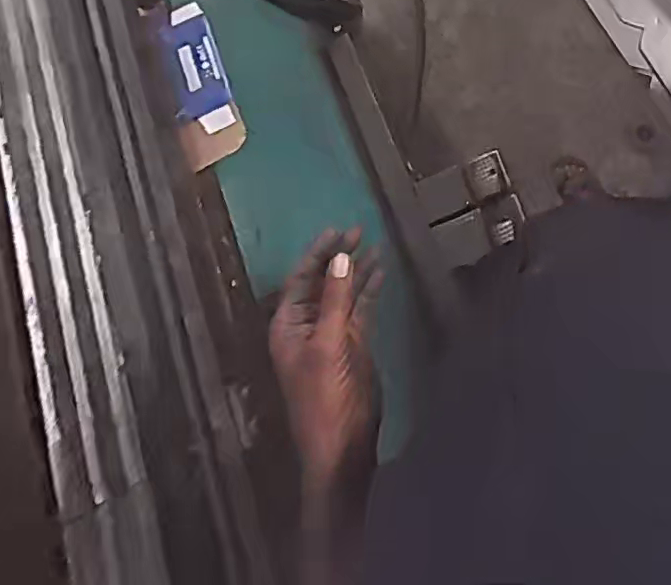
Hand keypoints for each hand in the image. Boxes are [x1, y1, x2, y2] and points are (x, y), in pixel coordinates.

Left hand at [269, 229, 382, 495]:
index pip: (301, 279)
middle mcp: (308, 324)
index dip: (318, 253)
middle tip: (359, 229)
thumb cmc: (325, 395)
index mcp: (289, 325)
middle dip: (339, 256)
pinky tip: (381, 271)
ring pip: (344, 291)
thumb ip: (336, 299)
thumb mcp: (328, 343)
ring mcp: (332, 332)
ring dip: (357, 268)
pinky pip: (361, 306)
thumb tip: (341, 258)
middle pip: (323, 281)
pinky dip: (370, 288)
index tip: (337, 230)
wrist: (343, 441)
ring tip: (374, 243)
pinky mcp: (354, 341)